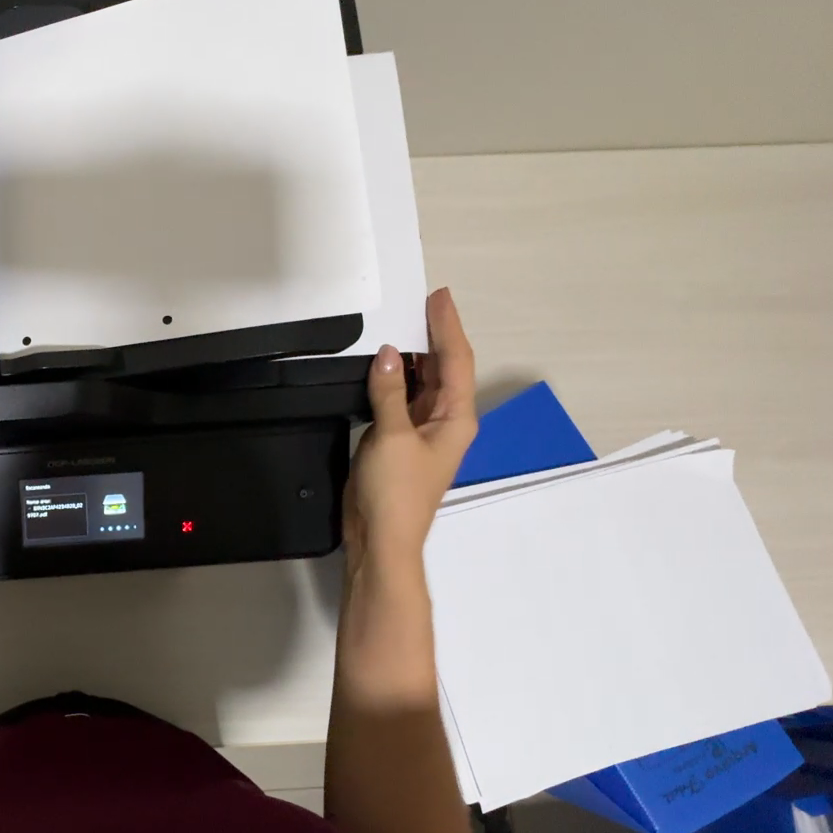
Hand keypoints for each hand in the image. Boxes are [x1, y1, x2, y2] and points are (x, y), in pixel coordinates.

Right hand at [346, 288, 477, 565]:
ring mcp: (420, 432)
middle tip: (415, 305)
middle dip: (431, 337)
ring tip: (395, 326)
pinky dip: (391, 380)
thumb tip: (384, 354)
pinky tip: (377, 367)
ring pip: (420, 384)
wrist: (381, 536)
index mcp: (455, 417)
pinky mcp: (397, 442)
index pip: (455, 360)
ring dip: (409, 358)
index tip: (438, 297)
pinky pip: (399, 400)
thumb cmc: (396, 489)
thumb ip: (388, 392)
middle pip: (442, 369)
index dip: (447, 327)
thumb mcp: (392, 436)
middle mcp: (444, 420)